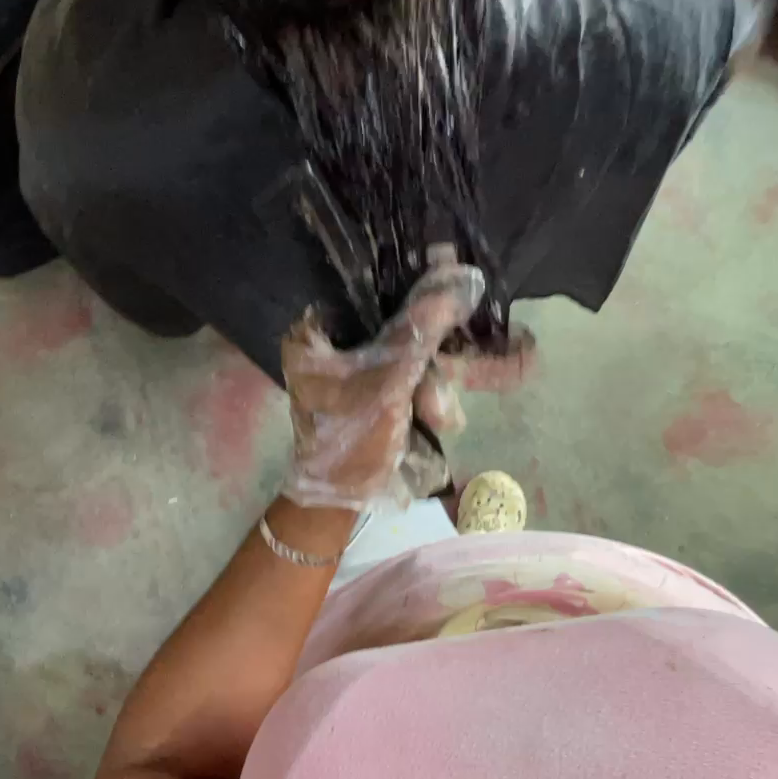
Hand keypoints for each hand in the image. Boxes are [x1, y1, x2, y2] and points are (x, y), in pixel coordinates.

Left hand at [280, 256, 483, 510]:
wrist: (346, 501)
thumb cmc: (351, 439)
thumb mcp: (388, 383)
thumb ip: (421, 331)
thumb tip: (462, 277)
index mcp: (315, 333)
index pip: (368, 290)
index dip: (413, 292)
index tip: (452, 294)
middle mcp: (333, 342)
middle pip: (398, 325)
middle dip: (428, 364)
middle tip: (437, 395)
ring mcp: (358, 367)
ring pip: (414, 353)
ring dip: (433, 387)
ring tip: (436, 418)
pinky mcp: (379, 388)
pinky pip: (415, 375)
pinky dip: (430, 397)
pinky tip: (438, 421)